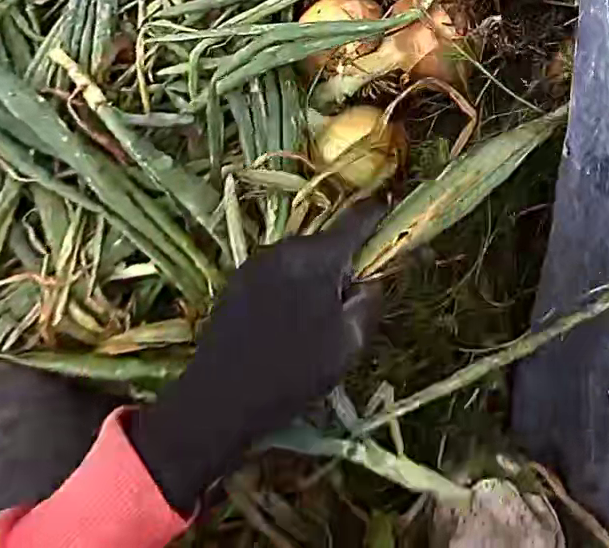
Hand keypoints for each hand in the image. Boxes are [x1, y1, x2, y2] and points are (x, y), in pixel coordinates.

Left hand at [128, 204, 385, 510]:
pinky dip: (292, 284)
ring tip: (315, 317)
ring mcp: (258, 261)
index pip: (357, 219)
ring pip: (303, 257)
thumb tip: (373, 278)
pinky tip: (286, 321)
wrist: (217, 402)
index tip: (391, 204)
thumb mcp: (349, 343)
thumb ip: (370, 300)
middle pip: (329, 242)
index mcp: (318, 257)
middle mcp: (287, 247)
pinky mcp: (238, 279)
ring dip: (316, 274)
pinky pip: (279, 270)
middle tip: (351, 296)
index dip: (378, 212)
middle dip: (345, 260)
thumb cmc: (292, 374)